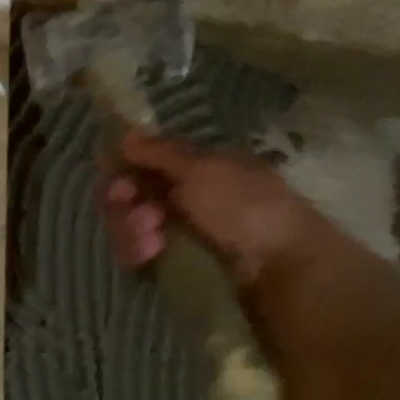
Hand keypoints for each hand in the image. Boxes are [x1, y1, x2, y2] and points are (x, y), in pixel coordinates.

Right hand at [99, 129, 327, 285]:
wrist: (280, 268)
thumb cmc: (246, 209)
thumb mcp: (204, 170)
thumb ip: (159, 151)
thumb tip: (125, 132)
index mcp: (199, 166)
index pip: (143, 160)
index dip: (122, 169)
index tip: (118, 183)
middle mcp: (185, 192)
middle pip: (128, 192)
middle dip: (125, 205)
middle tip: (140, 218)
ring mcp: (177, 225)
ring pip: (127, 220)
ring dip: (130, 230)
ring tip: (151, 243)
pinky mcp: (172, 255)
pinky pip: (134, 247)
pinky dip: (135, 250)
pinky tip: (149, 255)